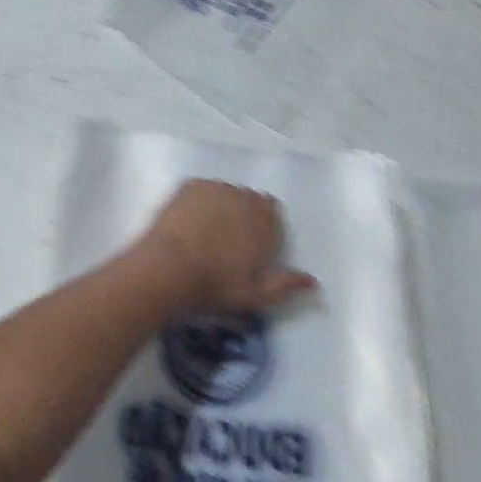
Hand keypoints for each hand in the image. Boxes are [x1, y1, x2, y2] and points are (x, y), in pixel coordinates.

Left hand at [137, 180, 314, 313]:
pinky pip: (203, 190)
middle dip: (243, 217)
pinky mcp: (191, 185)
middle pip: (250, 201)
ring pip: (226, 193)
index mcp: (266, 222)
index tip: (248, 248)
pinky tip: (188, 221)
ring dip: (221, 207)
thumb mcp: (255, 296)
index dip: (262, 229)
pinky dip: (200, 201)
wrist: (167, 268)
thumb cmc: (214, 286)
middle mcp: (246, 198)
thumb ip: (285, 286)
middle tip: (224, 243)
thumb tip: (313, 281)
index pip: (273, 214)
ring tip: (203, 233)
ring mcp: (217, 188)